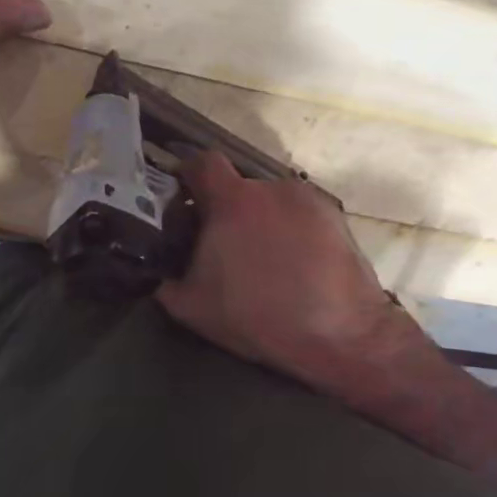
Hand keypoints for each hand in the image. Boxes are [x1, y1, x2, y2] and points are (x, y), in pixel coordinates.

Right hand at [155, 153, 425, 390]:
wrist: (339, 334)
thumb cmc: (257, 317)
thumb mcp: (191, 308)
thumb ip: (166, 280)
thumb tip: (157, 271)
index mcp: (232, 202)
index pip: (202, 162)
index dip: (188, 175)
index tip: (183, 199)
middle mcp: (271, 188)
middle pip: (237, 186)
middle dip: (225, 209)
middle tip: (221, 245)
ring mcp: (308, 200)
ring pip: (270, 201)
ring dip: (259, 220)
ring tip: (262, 259)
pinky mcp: (336, 217)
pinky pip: (299, 214)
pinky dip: (289, 230)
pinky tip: (292, 265)